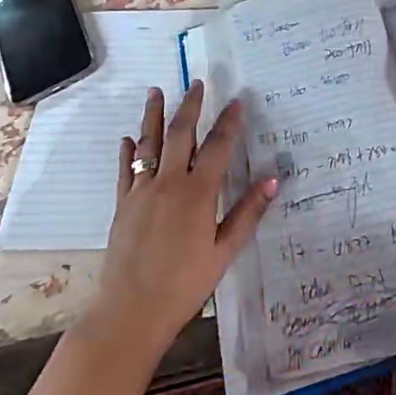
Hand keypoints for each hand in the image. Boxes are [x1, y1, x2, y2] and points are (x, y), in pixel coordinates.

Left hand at [89, 82, 277, 353]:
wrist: (130, 312)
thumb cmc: (184, 285)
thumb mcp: (224, 251)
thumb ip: (248, 212)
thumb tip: (274, 179)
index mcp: (197, 193)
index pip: (217, 147)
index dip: (229, 123)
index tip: (237, 101)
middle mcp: (168, 183)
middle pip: (180, 134)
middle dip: (190, 106)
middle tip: (197, 82)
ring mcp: (141, 192)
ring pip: (149, 144)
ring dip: (153, 115)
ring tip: (155, 91)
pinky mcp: (122, 205)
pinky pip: (126, 169)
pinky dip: (128, 150)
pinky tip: (129, 138)